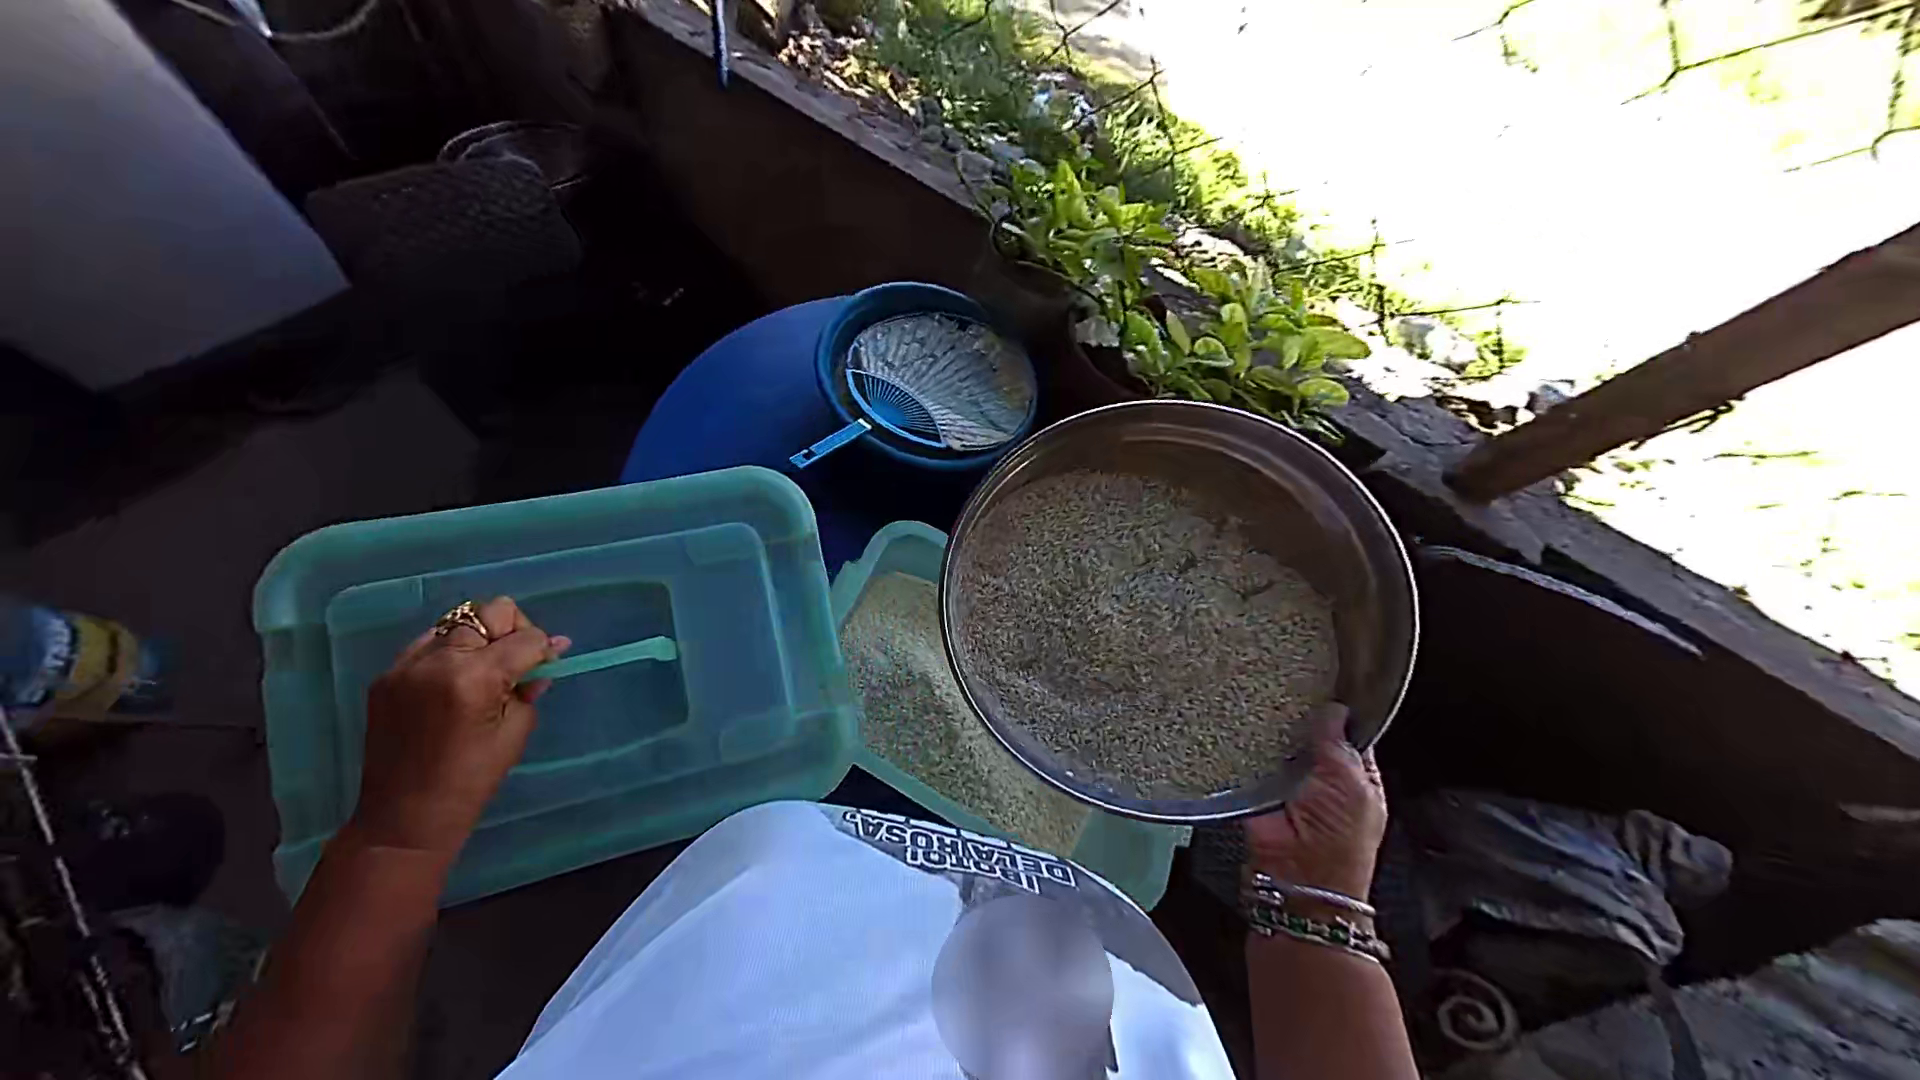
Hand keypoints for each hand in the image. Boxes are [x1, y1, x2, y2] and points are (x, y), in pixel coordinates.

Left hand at [349, 597, 569, 857]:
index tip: (545, 668)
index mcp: (474, 677)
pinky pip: (430, 643)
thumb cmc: (473, 777)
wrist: (404, 815)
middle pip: (490, 612)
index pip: (526, 638)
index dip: (543, 650)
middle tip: (516, 664)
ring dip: (481, 638)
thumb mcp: (518, 728)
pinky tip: (455, 680)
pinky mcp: (387, 675)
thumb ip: (531, 683)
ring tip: (484, 671)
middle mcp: (437, 661)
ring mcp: (406, 665)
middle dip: (513, 631)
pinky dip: (451, 650)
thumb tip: (553, 650)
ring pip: (459, 621)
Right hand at [1243, 703, 1385, 901]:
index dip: (1338, 713)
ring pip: (1279, 741)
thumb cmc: (1338, 839)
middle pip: (1310, 734)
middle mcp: (1321, 775)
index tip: (1323, 687)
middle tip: (1287, 688)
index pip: (1348, 733)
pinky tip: (1243, 723)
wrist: (1297, 876)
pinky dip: (1248, 743)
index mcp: (1356, 776)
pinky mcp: (1256, 784)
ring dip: (1272, 729)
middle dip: (1300, 717)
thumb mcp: (1351, 785)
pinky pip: (1251, 755)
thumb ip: (1339, 744)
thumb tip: (1335, 709)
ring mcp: (1287, 779)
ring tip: (1261, 700)